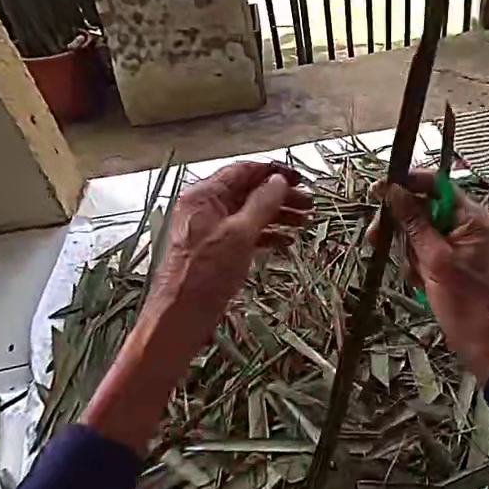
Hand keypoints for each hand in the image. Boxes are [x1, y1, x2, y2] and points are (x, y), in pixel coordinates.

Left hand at [142, 161, 311, 358]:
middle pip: (248, 192)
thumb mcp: (239, 235)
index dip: (273, 172)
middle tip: (308, 204)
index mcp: (203, 196)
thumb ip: (262, 204)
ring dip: (278, 215)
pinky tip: (286, 241)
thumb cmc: (205, 274)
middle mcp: (205, 207)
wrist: (180, 318)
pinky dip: (266, 234)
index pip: (242, 171)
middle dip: (280, 196)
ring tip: (305, 221)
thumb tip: (278, 180)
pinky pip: (245, 233)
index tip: (299, 180)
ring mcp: (210, 229)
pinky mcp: (216, 250)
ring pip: (249, 213)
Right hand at [374, 170, 488, 380]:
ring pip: (420, 233)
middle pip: (424, 209)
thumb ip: (414, 222)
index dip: (408, 184)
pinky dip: (416, 265)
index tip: (380, 188)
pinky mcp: (450, 262)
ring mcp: (458, 245)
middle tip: (377, 234)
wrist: (484, 342)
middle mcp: (466, 226)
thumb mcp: (435, 259)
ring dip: (409, 251)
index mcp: (471, 218)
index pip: (437, 186)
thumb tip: (394, 191)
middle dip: (402, 226)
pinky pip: (424, 252)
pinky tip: (420, 282)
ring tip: (414, 273)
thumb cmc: (466, 301)